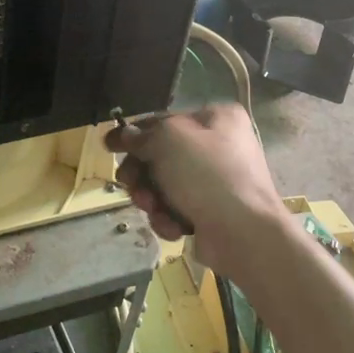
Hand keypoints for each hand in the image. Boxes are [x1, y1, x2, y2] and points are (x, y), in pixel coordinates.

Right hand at [107, 105, 291, 280]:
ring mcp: (217, 182)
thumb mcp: (168, 141)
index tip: (108, 146)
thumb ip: (142, 135)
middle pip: (161, 155)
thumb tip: (123, 134)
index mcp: (216, 118)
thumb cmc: (207, 175)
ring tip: (153, 209)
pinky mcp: (212, 213)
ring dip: (151, 198)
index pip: (164, 121)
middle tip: (130, 184)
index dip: (133, 134)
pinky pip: (177, 209)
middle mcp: (219, 146)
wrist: (245, 234)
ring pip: (164, 185)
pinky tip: (173, 227)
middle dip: (141, 174)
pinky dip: (169, 218)